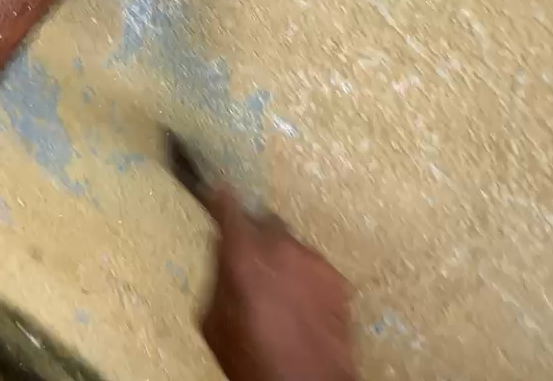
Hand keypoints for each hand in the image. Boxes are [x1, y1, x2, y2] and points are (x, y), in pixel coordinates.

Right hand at [201, 186, 356, 380]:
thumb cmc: (253, 359)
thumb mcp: (215, 322)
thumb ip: (218, 278)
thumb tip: (222, 257)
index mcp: (242, 253)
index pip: (228, 207)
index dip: (221, 199)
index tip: (218, 193)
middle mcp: (277, 246)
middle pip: (262, 222)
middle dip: (255, 236)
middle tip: (252, 263)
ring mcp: (310, 259)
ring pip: (290, 245)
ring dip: (282, 258)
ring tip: (282, 290)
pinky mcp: (336, 278)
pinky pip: (314, 266)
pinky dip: (306, 277)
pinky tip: (303, 303)